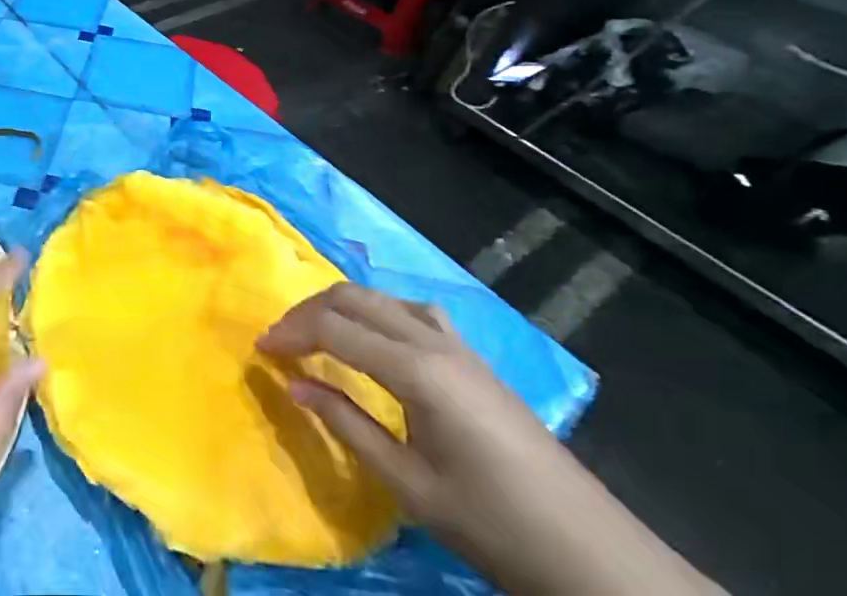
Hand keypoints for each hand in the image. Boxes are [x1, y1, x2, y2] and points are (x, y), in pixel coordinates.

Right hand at [259, 283, 720, 595]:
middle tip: (278, 341)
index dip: (291, 332)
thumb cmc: (491, 522)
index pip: (335, 329)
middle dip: (308, 312)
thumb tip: (293, 384)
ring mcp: (458, 345)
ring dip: (341, 307)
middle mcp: (435, 342)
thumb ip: (347, 424)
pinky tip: (371, 336)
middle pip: (355, 299)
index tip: (260, 349)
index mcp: (417, 370)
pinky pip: (411, 311)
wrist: (587, 549)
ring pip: (383, 298)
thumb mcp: (408, 484)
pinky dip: (375, 311)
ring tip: (314, 334)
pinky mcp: (472, 357)